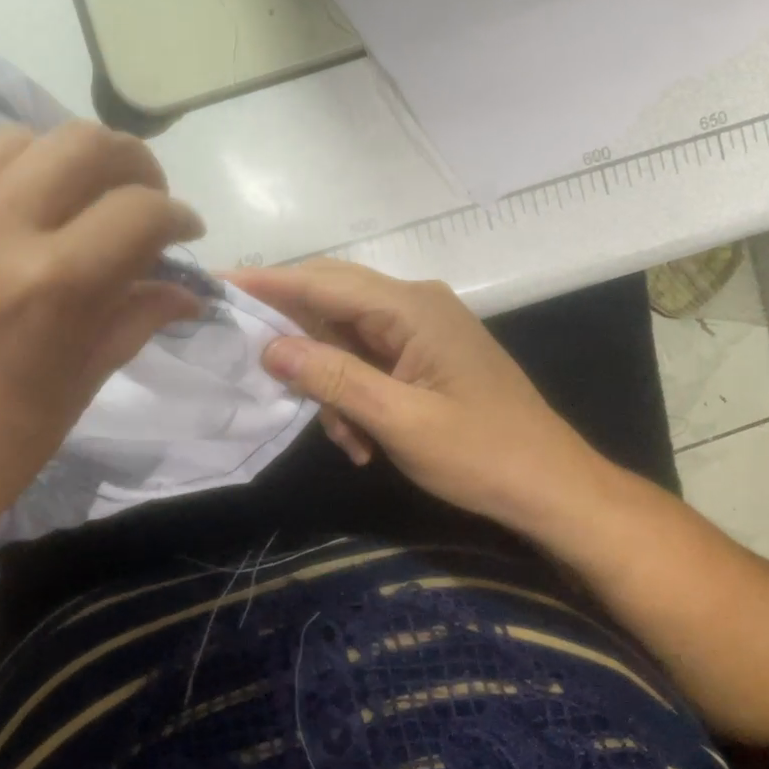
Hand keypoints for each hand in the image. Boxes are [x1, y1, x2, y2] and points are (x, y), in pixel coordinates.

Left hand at [0, 122, 204, 584]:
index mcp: (48, 287)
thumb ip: (129, 323)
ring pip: (20, 139)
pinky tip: (13, 224)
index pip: (140, 211)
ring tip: (75, 207)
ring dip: (67, 162)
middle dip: (134, 166)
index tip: (184, 235)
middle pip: (85, 143)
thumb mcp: (71, 394)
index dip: (178, 216)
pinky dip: (9, 180)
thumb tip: (185, 291)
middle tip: (141, 205)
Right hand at [229, 261, 615, 528]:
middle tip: (255, 367)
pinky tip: (363, 442)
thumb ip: (333, 379)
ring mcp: (422, 330)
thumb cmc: (481, 455)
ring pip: (346, 338)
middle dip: (296, 340)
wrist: (551, 487)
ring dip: (331, 384)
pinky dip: (354, 396)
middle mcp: (415, 305)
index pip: (323, 282)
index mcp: (412, 308)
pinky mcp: (425, 356)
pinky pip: (369, 361)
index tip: (217, 283)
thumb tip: (271, 347)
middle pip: (331, 301)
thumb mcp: (399, 421)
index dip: (267, 283)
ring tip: (344, 439)